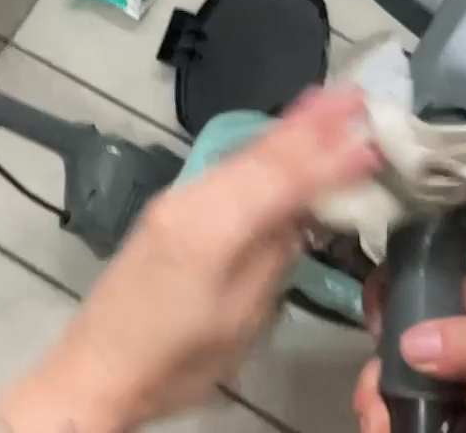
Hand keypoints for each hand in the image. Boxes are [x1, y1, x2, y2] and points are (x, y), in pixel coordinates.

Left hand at [0, 89, 380, 432]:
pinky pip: (230, 164)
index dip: (331, 157)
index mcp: (214, 228)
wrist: (94, 370)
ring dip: (291, 125)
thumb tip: (306, 210)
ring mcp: (182, 195)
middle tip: (356, 94)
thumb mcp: (241, 318)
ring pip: (247, 152)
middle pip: (265, 152)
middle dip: (314, 122)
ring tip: (329, 97)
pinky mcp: (176, 204)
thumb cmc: (176, 360)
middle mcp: (196, 197)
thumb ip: (275, 254)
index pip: (285, 180)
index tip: (370, 139)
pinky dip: (264, 144)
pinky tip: (282, 132)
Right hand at [352, 274, 465, 432]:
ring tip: (382, 428)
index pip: (425, 285)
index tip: (369, 340)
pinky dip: (420, 422)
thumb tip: (406, 340)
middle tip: (373, 414)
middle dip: (384, 372)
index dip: (390, 305)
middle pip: (414, 341)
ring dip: (396, 403)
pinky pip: (446, 413)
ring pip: (424, 381)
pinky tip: (406, 431)